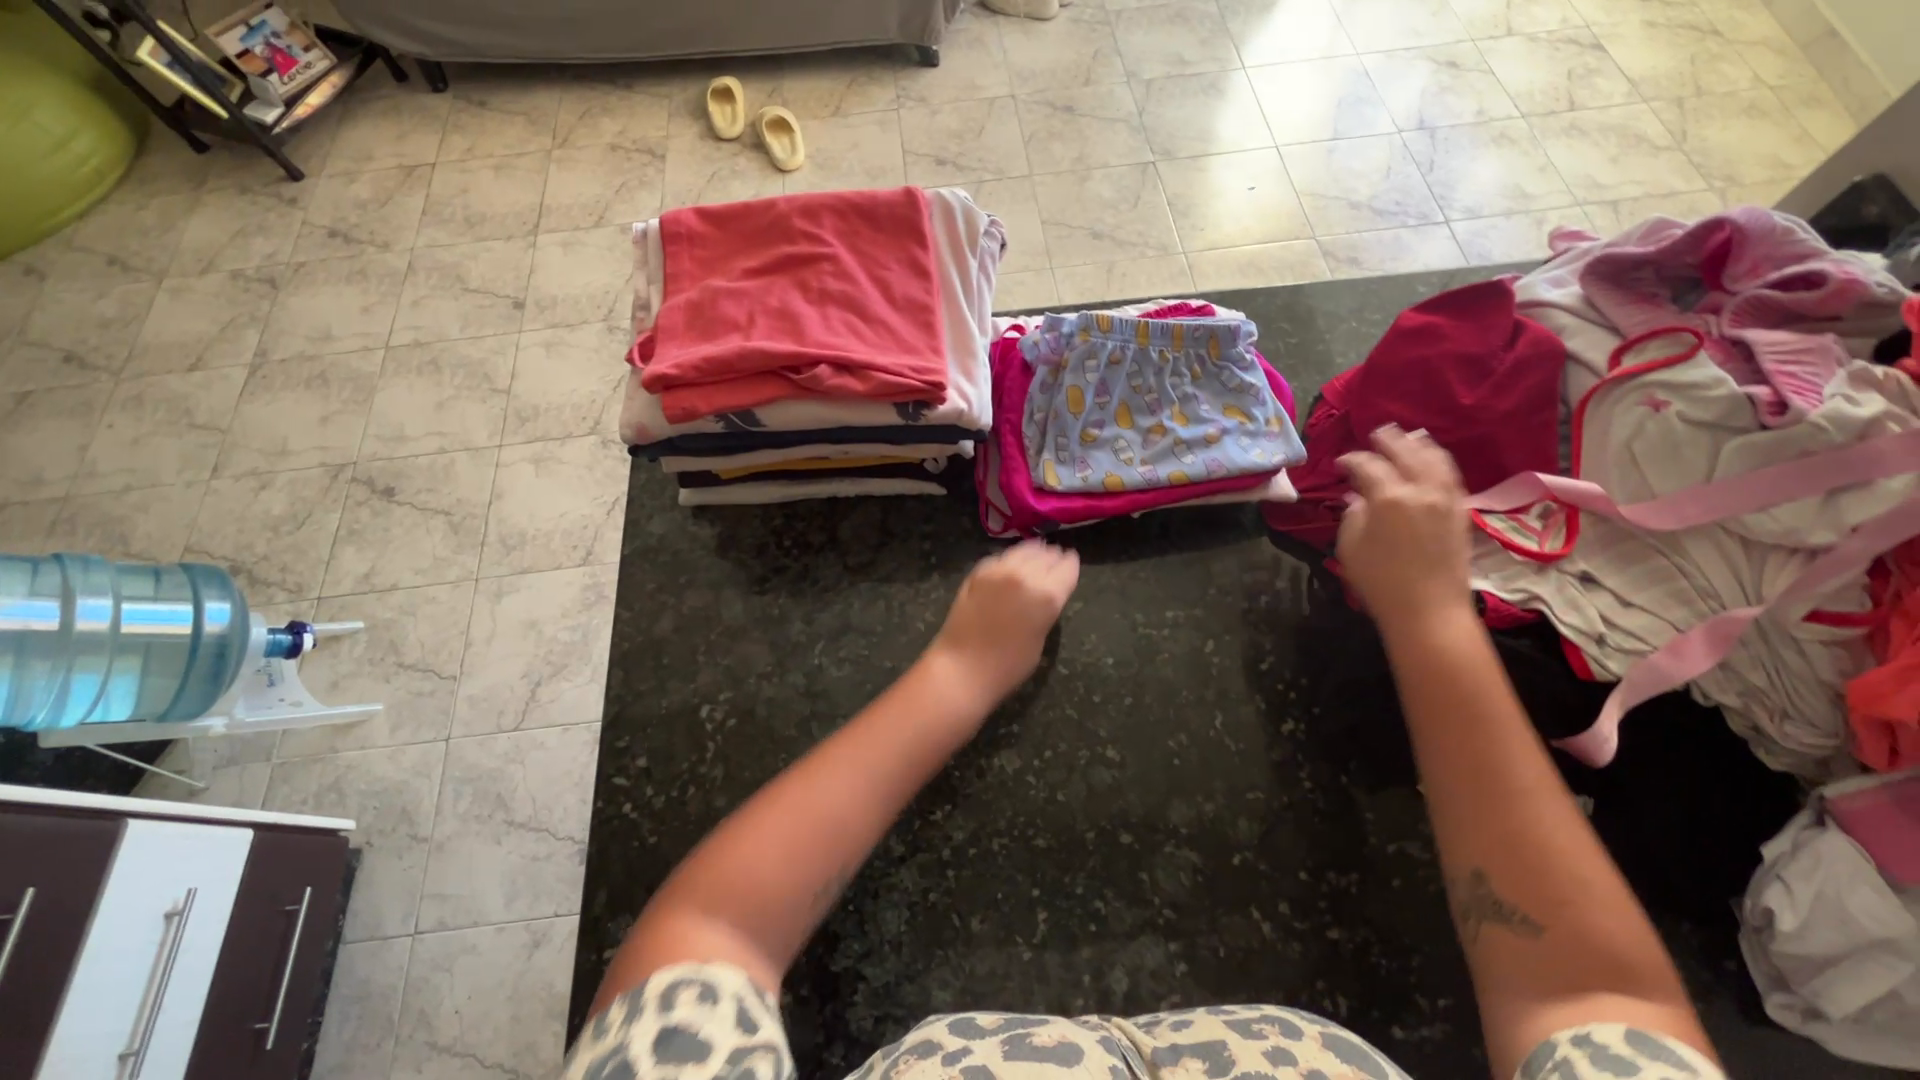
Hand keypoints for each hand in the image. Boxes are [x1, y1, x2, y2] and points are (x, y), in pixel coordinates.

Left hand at [929, 540, 1080, 702]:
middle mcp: (1025, 575)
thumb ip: (1046, 609)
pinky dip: (1008, 560)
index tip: (1071, 560)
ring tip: (1036, 552)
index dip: (1071, 564)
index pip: (1067, 568)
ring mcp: (998, 571)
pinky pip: (999, 558)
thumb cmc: (1008, 665)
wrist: (963, 667)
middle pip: (1046, 556)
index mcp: (1047, 595)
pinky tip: (1009, 564)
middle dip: (1052, 556)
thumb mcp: (1040, 638)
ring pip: (1022, 551)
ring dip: (1032, 552)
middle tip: (1055, 556)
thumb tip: (1046, 593)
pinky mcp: (977, 573)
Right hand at [1335, 425, 1473, 628]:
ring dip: (1419, 445)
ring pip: (1435, 459)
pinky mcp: (1460, 511)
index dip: (1352, 460)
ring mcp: (1445, 498)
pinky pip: (1451, 476)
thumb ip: (1353, 516)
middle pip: (1405, 452)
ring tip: (1410, 437)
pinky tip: (1432, 461)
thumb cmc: (1380, 582)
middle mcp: (1420, 489)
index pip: (1367, 465)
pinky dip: (1439, 462)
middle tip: (1377, 433)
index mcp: (1388, 497)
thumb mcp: (1350, 548)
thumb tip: (1358, 499)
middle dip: (1389, 441)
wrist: (1428, 610)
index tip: (1341, 463)